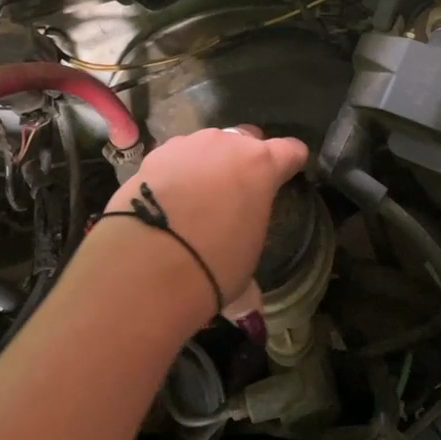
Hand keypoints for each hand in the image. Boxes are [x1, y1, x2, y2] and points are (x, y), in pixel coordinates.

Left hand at [102, 126, 308, 301]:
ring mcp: (188, 144)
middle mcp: (227, 144)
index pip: (290, 150)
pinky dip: (177, 172)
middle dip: (246, 158)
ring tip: (197, 197)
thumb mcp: (245, 261)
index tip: (290, 173)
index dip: (292, 161)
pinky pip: (175, 157)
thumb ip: (247, 250)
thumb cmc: (213, 264)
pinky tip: (168, 200)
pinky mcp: (155, 154)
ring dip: (208, 163)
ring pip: (207, 145)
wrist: (149, 261)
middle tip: (238, 189)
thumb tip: (250, 300)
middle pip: (246, 139)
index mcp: (261, 165)